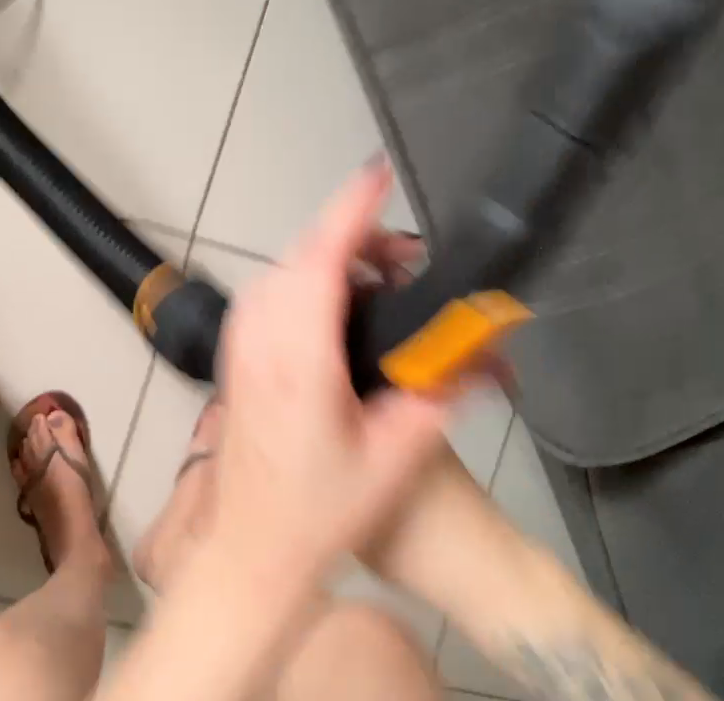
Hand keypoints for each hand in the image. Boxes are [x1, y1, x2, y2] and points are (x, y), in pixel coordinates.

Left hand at [205, 161, 467, 581]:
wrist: (248, 549)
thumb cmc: (318, 512)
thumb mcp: (394, 460)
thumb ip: (440, 398)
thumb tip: (487, 355)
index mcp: (298, 357)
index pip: (322, 260)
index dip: (352, 210)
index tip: (379, 175)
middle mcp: (260, 336)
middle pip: (304, 253)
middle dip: (356, 235)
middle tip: (408, 258)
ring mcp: (241, 341)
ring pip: (286, 267)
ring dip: (331, 255)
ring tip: (383, 278)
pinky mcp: (237, 351)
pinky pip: (272, 289)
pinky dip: (307, 276)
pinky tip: (340, 302)